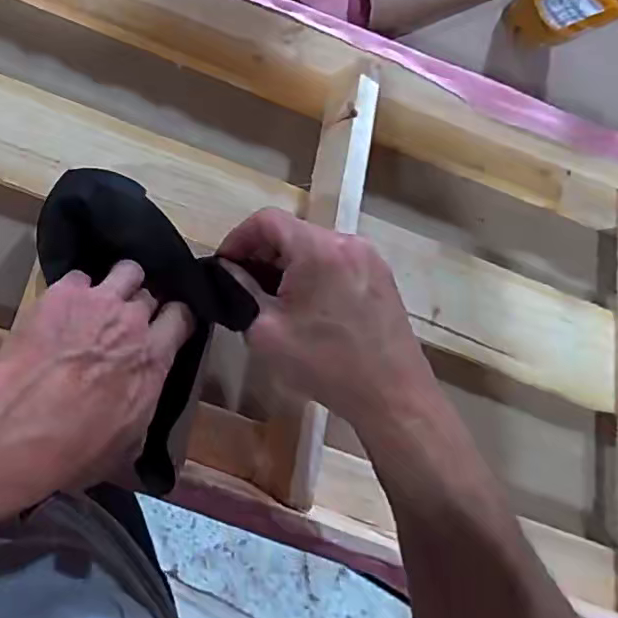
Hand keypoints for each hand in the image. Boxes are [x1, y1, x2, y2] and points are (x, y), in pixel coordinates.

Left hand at [0, 261, 190, 507]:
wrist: (24, 424)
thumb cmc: (78, 447)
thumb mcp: (127, 447)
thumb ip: (141, 413)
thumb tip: (139, 415)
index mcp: (154, 356)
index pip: (182, 317)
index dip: (175, 318)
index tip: (166, 325)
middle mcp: (132, 320)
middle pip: (150, 291)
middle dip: (143, 302)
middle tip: (127, 318)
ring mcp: (98, 300)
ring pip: (126, 269)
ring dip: (120, 282)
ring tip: (104, 296)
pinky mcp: (62, 292)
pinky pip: (78, 277)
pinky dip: (75, 289)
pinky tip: (62, 305)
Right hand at [218, 207, 434, 430]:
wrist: (393, 398)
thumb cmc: (326, 364)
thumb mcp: (266, 330)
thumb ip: (239, 289)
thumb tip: (227, 269)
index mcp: (319, 249)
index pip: (267, 219)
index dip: (238, 238)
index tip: (224, 266)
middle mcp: (347, 242)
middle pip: (292, 231)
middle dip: (261, 254)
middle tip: (243, 286)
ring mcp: (369, 258)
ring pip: (313, 246)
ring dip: (286, 265)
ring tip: (272, 300)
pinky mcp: (381, 277)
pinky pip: (335, 261)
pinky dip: (313, 273)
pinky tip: (306, 308)